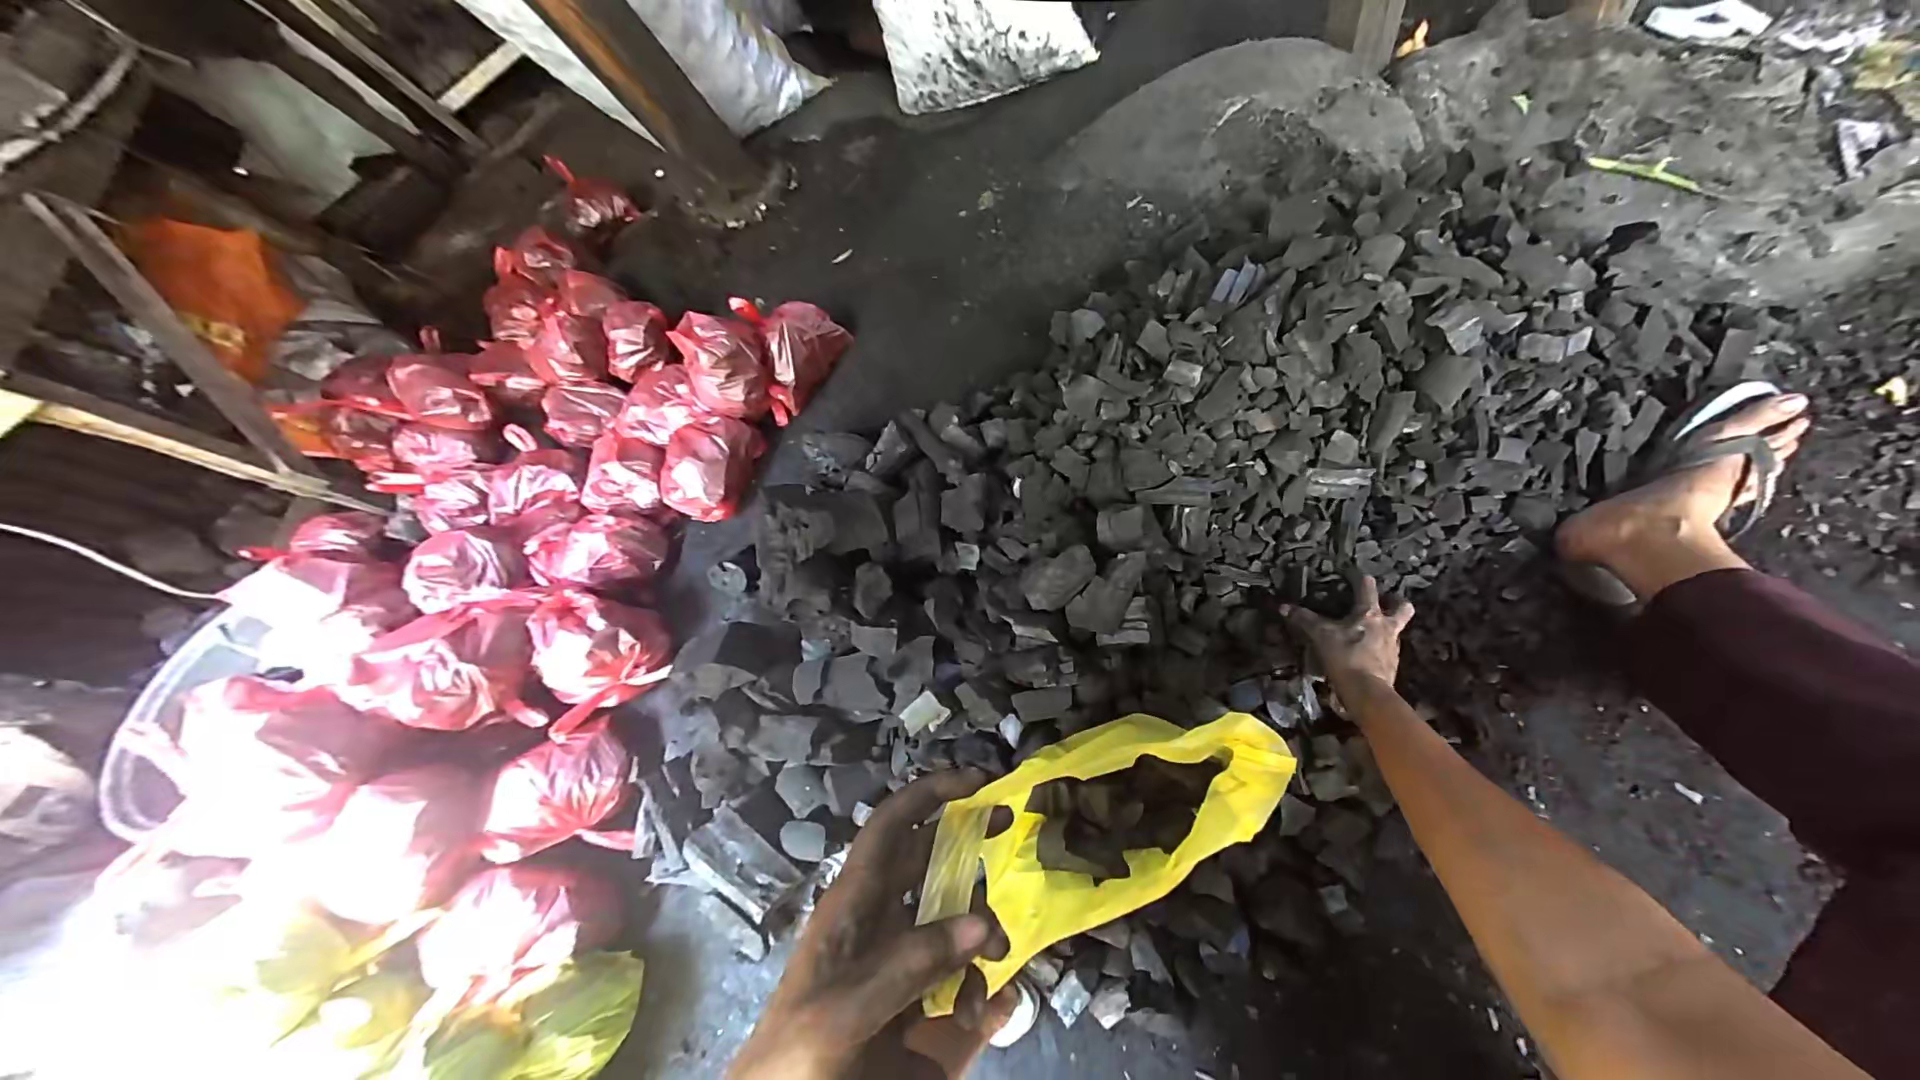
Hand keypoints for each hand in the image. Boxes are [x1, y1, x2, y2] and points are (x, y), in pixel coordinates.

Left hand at [730, 769, 1014, 1079]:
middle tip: (1011, 827)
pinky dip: (990, 992)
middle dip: (970, 843)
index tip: (977, 780)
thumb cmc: (797, 1060)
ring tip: (995, 965)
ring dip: (983, 934)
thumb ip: (909, 965)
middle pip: (932, 862)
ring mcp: (909, 966)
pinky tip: (990, 1011)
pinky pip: (973, 985)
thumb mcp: (843, 1012)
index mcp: (854, 905)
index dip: (929, 795)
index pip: (890, 829)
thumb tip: (980, 923)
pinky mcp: (930, 1011)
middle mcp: (885, 923)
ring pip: (959, 921)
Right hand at [1282, 575, 1414, 693]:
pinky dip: (1380, 646)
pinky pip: (1388, 648)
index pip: (1367, 587)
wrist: (1366, 690)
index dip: (1359, 577)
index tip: (1350, 573)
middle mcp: (1387, 626)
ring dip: (1388, 625)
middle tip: (1386, 600)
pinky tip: (1367, 651)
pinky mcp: (1392, 663)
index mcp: (1370, 614)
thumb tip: (1284, 607)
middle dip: (1396, 601)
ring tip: (1372, 628)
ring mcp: (1392, 646)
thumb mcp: (1320, 635)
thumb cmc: (1345, 655)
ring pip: (1397, 629)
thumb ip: (1304, 619)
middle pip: (1402, 607)